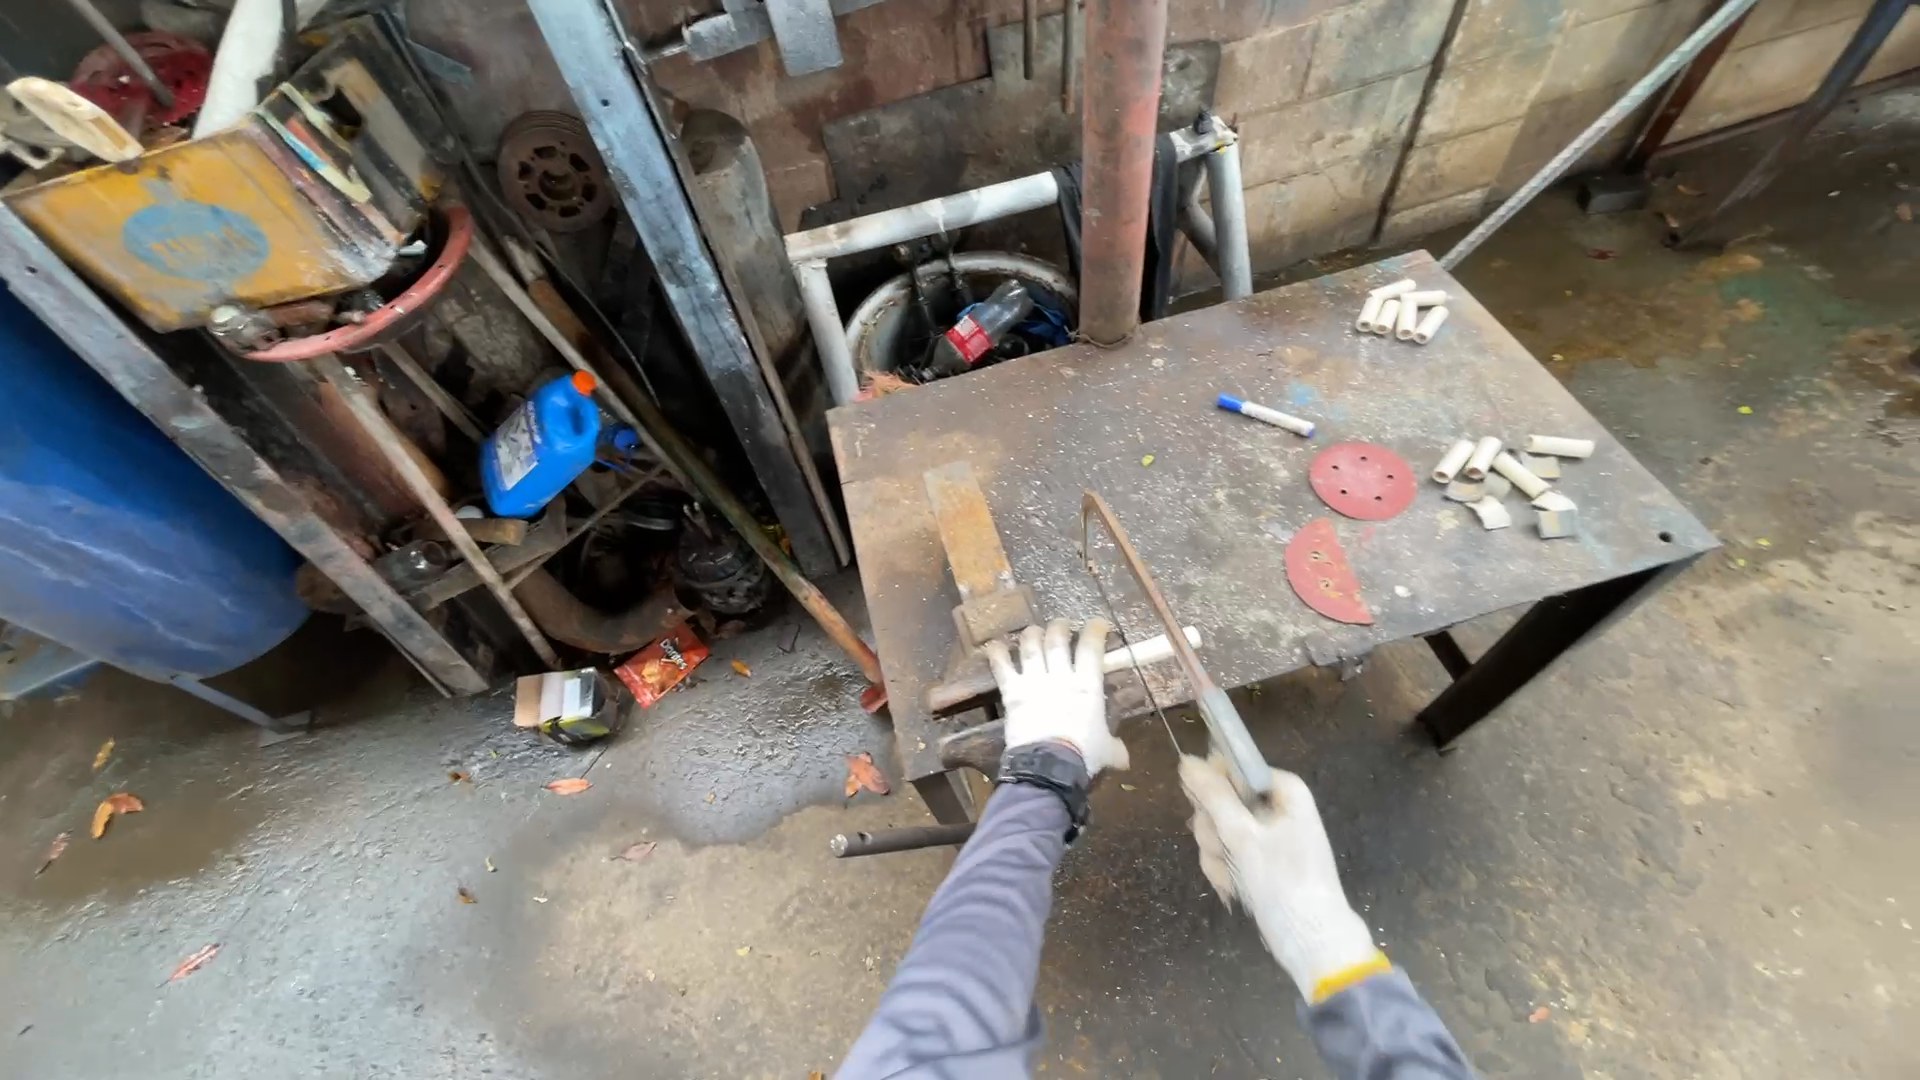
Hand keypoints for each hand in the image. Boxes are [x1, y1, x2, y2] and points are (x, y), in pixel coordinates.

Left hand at [984, 618, 1128, 775]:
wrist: (1049, 766)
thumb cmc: (1083, 756)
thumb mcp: (1106, 751)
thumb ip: (1115, 749)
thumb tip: (1125, 760)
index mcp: (1087, 686)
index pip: (1091, 648)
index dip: (1095, 631)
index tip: (1097, 624)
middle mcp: (1060, 676)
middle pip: (1057, 640)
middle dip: (1060, 627)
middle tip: (1061, 625)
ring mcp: (1034, 681)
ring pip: (1031, 646)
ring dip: (1031, 634)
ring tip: (1033, 631)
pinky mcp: (1012, 692)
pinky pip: (1002, 667)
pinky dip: (997, 653)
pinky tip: (994, 645)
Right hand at [1179, 754, 1385, 1001]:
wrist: (1312, 944)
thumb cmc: (1284, 883)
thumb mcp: (1243, 837)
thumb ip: (1213, 796)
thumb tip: (1187, 761)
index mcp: (1283, 790)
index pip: (1232, 767)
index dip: (1215, 788)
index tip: (1209, 811)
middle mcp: (1274, 806)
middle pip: (1220, 798)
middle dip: (1214, 829)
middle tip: (1225, 849)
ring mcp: (1264, 834)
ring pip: (1216, 826)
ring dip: (1216, 853)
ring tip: (1233, 876)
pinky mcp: (1256, 858)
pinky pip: (1223, 850)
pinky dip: (1223, 869)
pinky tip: (1234, 888)